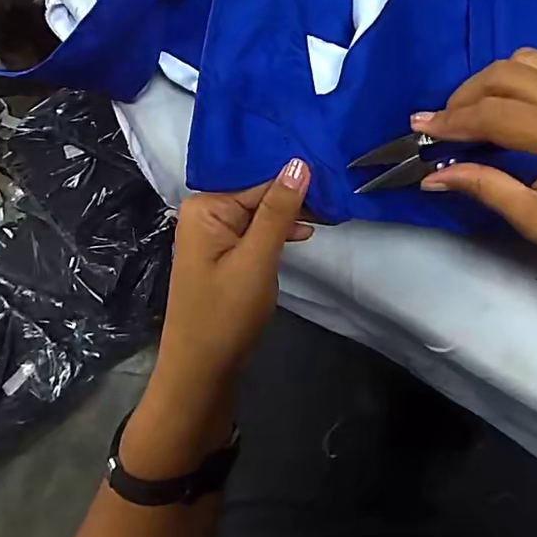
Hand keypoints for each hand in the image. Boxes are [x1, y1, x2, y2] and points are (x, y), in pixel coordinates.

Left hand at [158, 159, 312, 387]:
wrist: (201, 372)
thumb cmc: (225, 314)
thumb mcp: (257, 259)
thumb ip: (278, 211)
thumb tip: (298, 164)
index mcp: (204, 206)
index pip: (256, 180)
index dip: (292, 178)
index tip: (330, 171)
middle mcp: (204, 213)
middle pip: (255, 192)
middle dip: (292, 195)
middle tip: (335, 191)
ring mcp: (212, 234)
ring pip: (258, 212)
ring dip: (288, 214)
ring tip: (328, 211)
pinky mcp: (223, 253)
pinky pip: (253, 231)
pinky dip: (277, 232)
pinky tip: (303, 233)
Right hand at [415, 45, 536, 294]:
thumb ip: (485, 189)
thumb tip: (432, 176)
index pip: (499, 114)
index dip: (453, 120)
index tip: (419, 129)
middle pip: (508, 74)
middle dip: (465, 96)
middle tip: (443, 125)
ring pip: (530, 58)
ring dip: (493, 79)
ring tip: (476, 111)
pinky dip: (532, 66)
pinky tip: (522, 93)